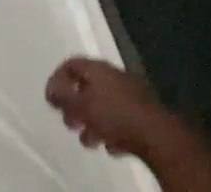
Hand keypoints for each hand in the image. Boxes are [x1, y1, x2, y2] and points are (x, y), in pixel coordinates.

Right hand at [45, 56, 176, 156]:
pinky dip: (113, 131)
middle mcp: (115, 77)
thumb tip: (51, 91)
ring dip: (93, 122)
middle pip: (88, 87)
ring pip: (105, 105)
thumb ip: (61, 96)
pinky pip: (123, 119)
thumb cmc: (114, 115)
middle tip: (69, 123)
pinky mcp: (146, 115)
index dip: (57, 80)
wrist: (159, 136)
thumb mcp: (79, 105)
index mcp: (98, 69)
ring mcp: (133, 95)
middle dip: (76, 107)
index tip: (52, 100)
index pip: (71, 65)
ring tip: (88, 141)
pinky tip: (111, 146)